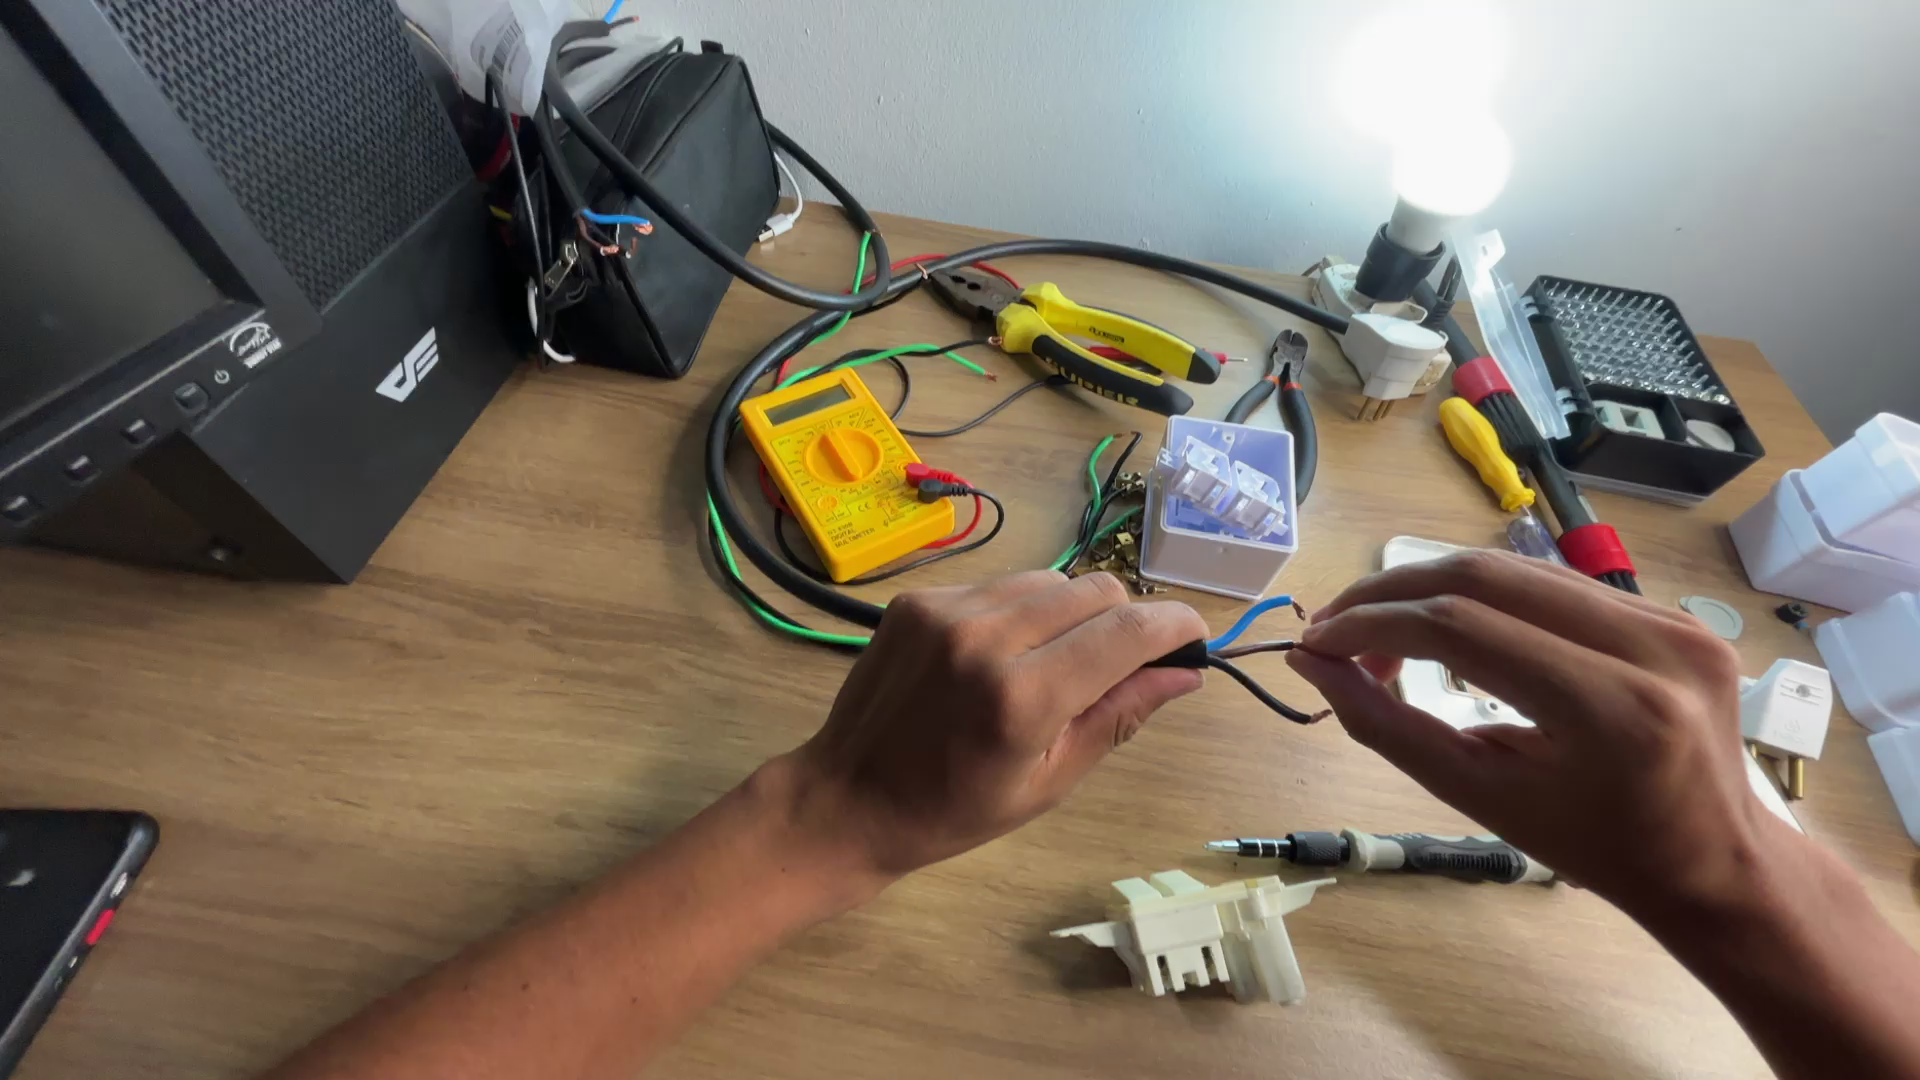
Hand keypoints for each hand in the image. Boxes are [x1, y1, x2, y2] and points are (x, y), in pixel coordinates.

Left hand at [770, 571, 1205, 884]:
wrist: (847, 795)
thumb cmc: (954, 810)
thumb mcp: (1048, 780)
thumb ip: (1119, 716)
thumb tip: (1185, 673)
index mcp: (1022, 697)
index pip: (1126, 631)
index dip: (1175, 624)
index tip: (1193, 634)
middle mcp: (985, 637)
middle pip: (1094, 589)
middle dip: (1124, 618)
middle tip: (1117, 660)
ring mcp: (946, 609)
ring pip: (1049, 579)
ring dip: (1072, 611)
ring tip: (1052, 658)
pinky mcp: (920, 597)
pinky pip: (1000, 584)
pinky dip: (1022, 609)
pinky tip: (1001, 650)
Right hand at [1285, 549, 1782, 918]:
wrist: (1720, 861)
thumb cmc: (1588, 843)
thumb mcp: (1471, 793)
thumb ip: (1380, 722)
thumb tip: (1308, 663)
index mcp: (1612, 708)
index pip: (1455, 627)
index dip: (1367, 625)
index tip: (1314, 645)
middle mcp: (1651, 644)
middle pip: (1476, 576)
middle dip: (1383, 594)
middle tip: (1332, 628)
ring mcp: (1667, 617)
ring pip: (1502, 566)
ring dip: (1417, 589)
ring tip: (1372, 631)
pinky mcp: (1664, 609)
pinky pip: (1535, 579)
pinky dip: (1464, 593)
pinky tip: (1431, 625)